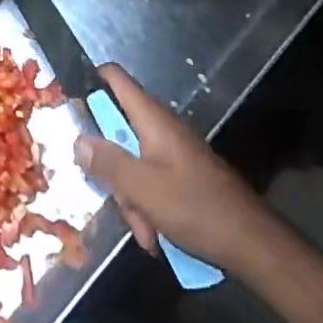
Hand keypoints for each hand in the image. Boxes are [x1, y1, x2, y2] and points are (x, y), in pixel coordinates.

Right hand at [73, 64, 277, 272]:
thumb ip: (106, 161)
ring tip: (144, 229)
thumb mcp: (141, 187)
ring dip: (132, 195)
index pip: (115, 78)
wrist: (254, 245)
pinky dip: (150, 205)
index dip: (90, 79)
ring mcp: (176, 152)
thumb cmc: (195, 207)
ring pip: (135, 161)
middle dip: (111, 164)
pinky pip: (153, 181)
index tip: (69, 98)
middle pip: (119, 129)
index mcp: (152, 119)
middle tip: (112, 192)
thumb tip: (78, 139)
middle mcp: (163, 128)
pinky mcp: (186, 176)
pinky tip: (156, 235)